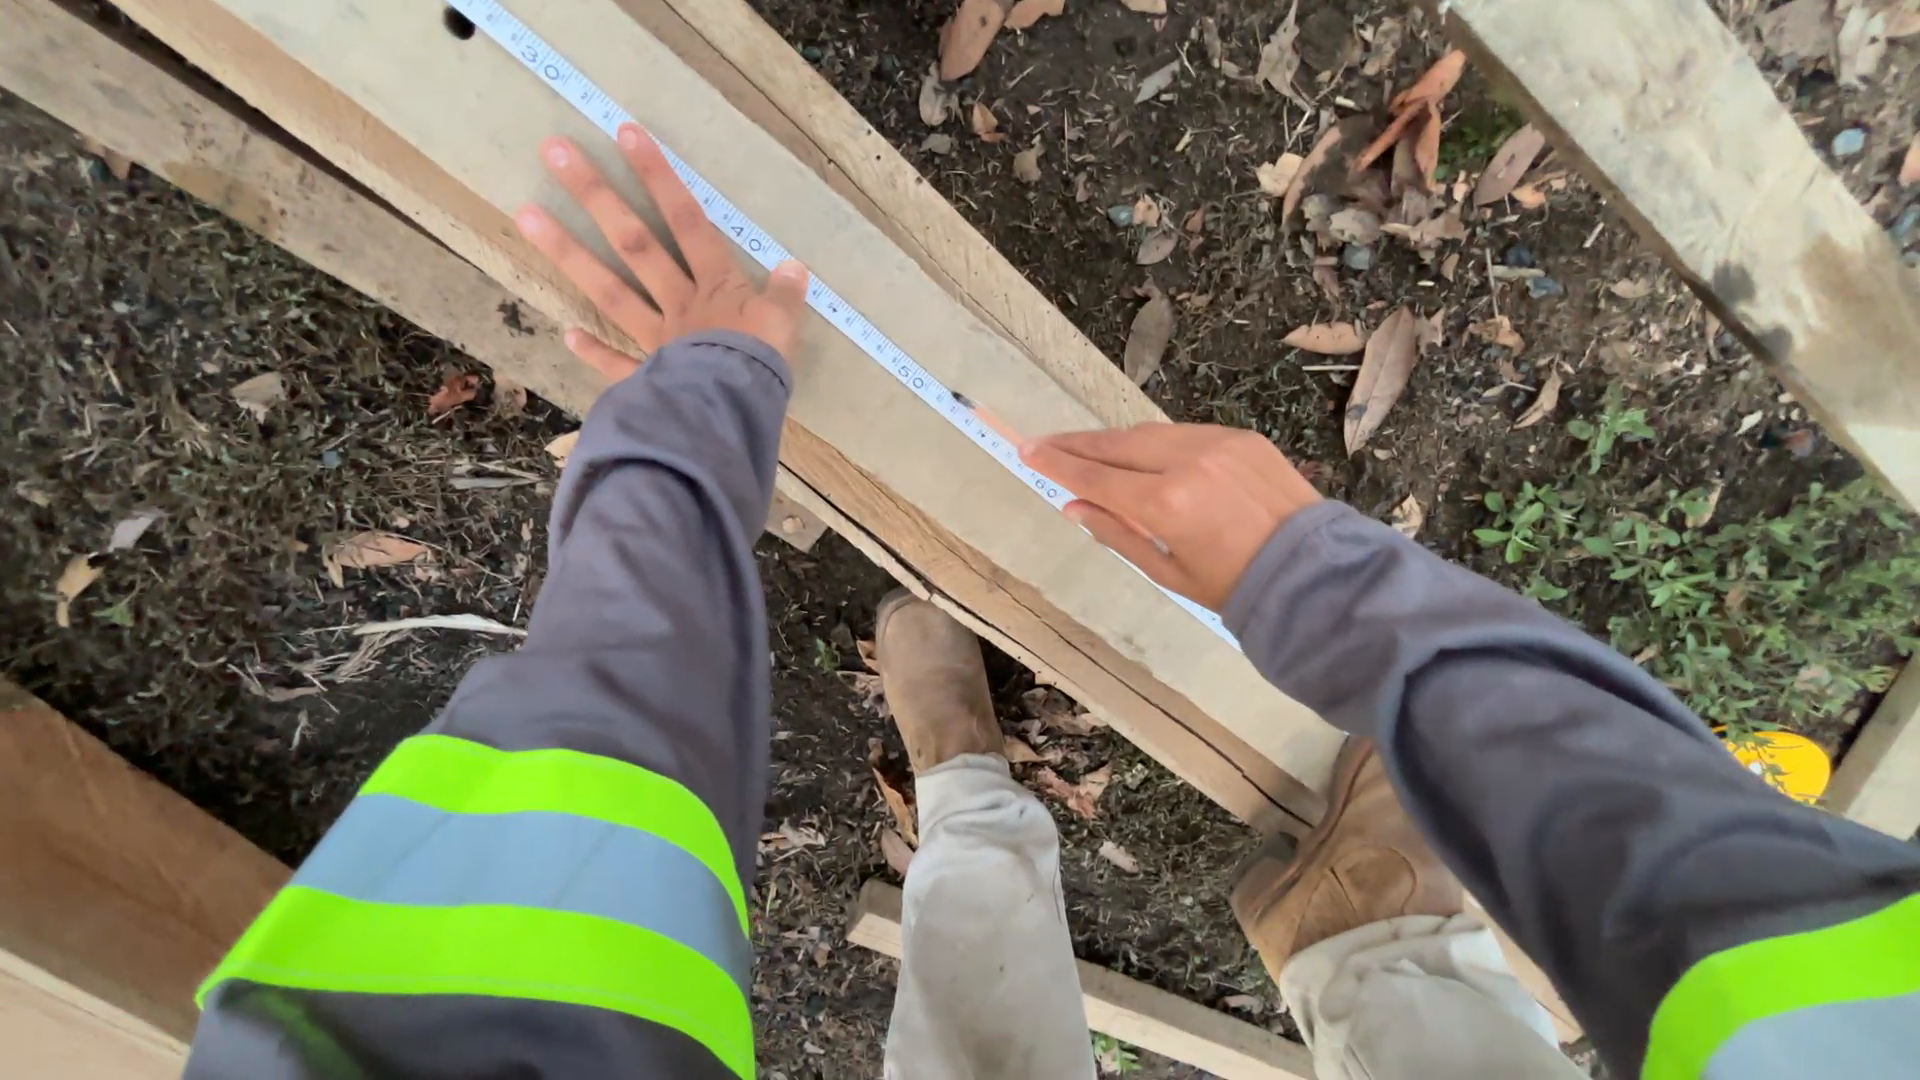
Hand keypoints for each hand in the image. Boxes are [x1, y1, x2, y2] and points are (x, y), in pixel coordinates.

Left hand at [514, 124, 809, 382]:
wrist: (735, 409)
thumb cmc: (762, 364)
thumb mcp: (784, 325)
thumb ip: (785, 296)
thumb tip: (794, 267)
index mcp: (717, 287)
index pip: (688, 222)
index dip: (660, 178)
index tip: (625, 133)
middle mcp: (679, 303)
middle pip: (636, 244)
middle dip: (598, 197)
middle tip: (555, 153)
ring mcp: (657, 339)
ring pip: (611, 291)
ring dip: (570, 254)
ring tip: (527, 215)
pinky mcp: (648, 378)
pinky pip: (618, 363)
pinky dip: (595, 351)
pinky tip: (568, 333)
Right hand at [1019, 423, 1322, 611]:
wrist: (1314, 571)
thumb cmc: (1231, 585)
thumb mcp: (1166, 571)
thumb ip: (1116, 533)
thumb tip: (1074, 505)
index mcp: (1166, 504)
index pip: (1095, 476)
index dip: (1057, 462)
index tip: (1027, 449)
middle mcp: (1187, 461)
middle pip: (1116, 444)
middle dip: (1077, 443)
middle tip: (1046, 443)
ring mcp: (1217, 442)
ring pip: (1147, 433)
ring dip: (1114, 442)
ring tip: (1089, 451)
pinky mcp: (1239, 436)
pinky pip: (1181, 433)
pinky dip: (1154, 442)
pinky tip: (1143, 456)